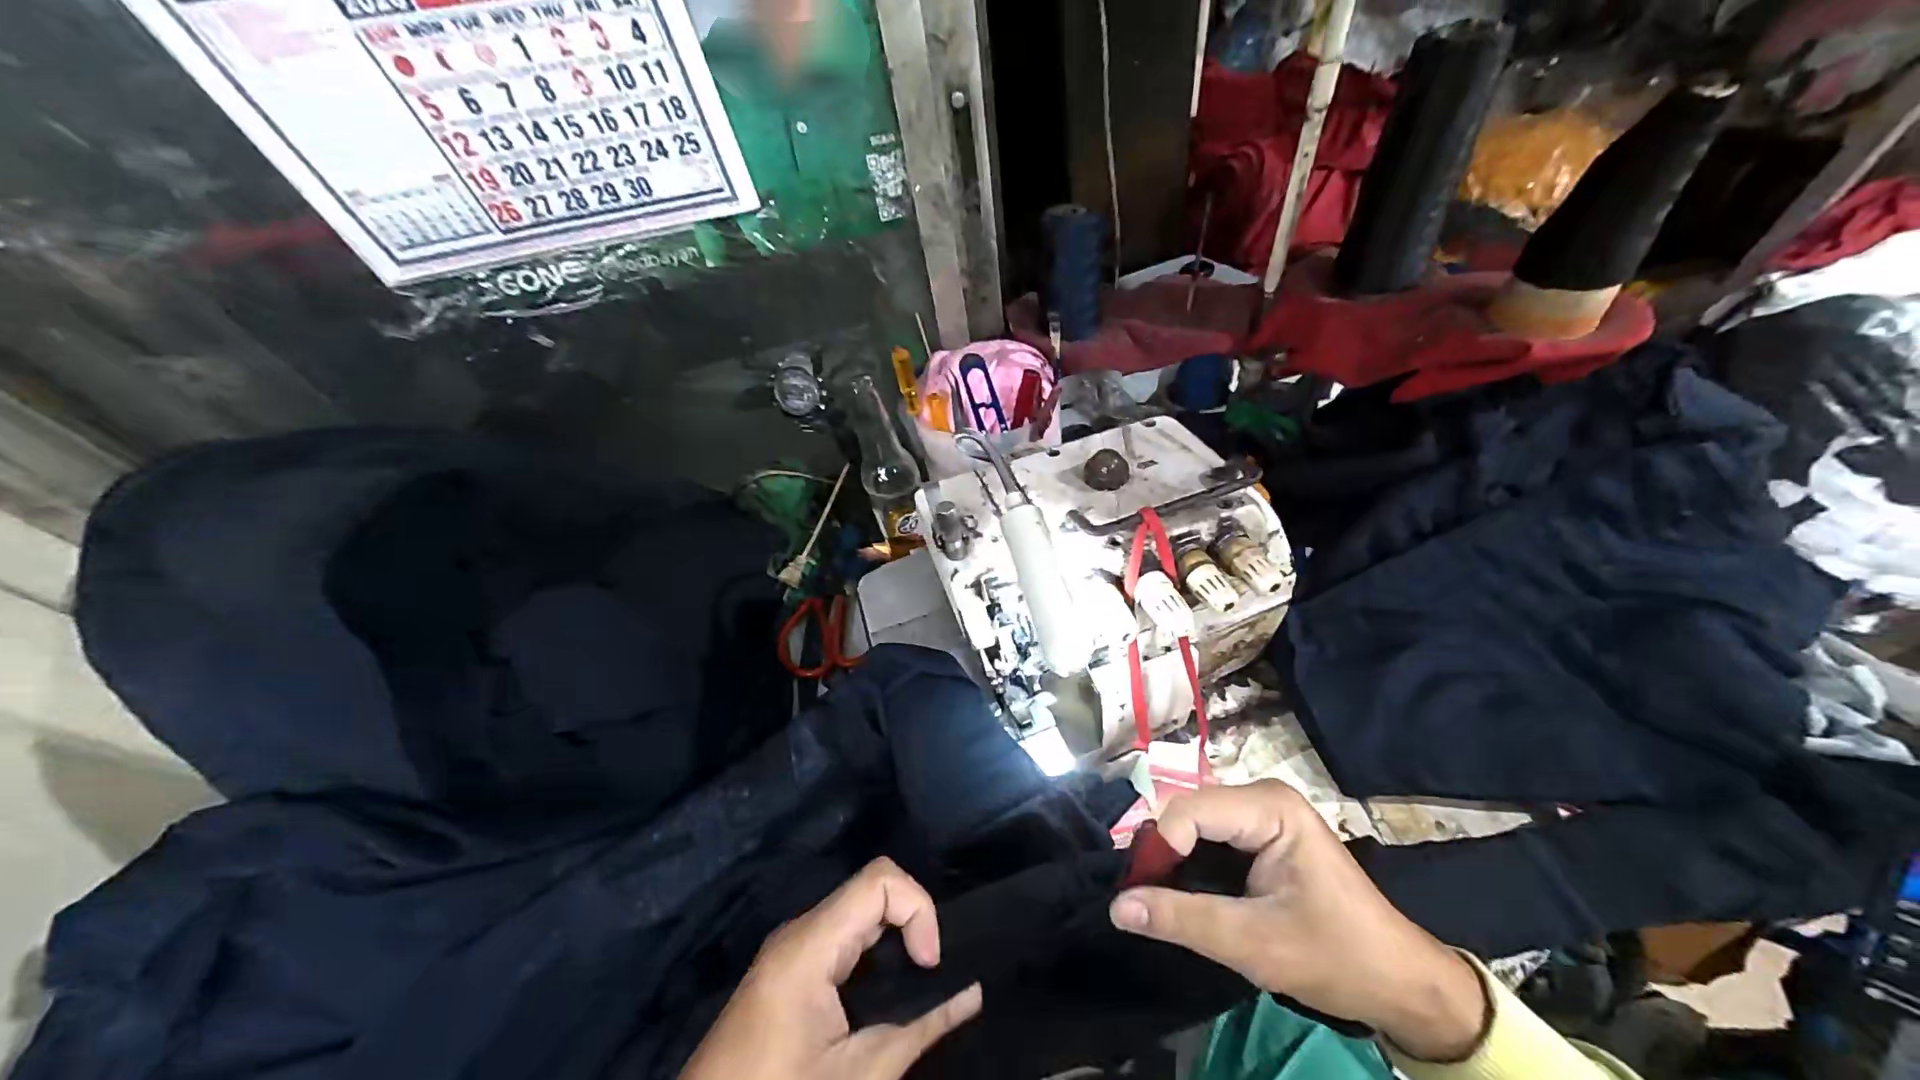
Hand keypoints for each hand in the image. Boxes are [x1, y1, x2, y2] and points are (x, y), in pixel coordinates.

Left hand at [679, 857, 982, 1079]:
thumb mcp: (861, 1074)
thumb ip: (923, 1026)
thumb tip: (972, 990)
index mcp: (810, 944)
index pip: (879, 879)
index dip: (919, 908)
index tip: (931, 965)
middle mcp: (798, 932)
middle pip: (870, 890)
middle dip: (911, 922)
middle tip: (930, 977)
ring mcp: (789, 949)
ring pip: (858, 912)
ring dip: (895, 938)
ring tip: (915, 987)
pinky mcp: (788, 968)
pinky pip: (842, 936)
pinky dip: (874, 953)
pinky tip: (883, 995)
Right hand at [1109, 781, 1486, 1060]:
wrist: (1401, 984)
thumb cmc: (1336, 957)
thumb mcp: (1254, 943)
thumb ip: (1181, 919)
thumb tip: (1116, 906)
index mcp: (1268, 807)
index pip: (1187, 812)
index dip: (1159, 850)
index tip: (1144, 897)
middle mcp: (1260, 797)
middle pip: (1186, 813)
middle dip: (1162, 855)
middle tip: (1145, 902)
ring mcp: (1260, 813)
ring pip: (1191, 825)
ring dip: (1172, 862)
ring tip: (1159, 901)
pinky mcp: (1258, 833)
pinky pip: (1206, 838)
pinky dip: (1189, 865)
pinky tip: (1183, 894)